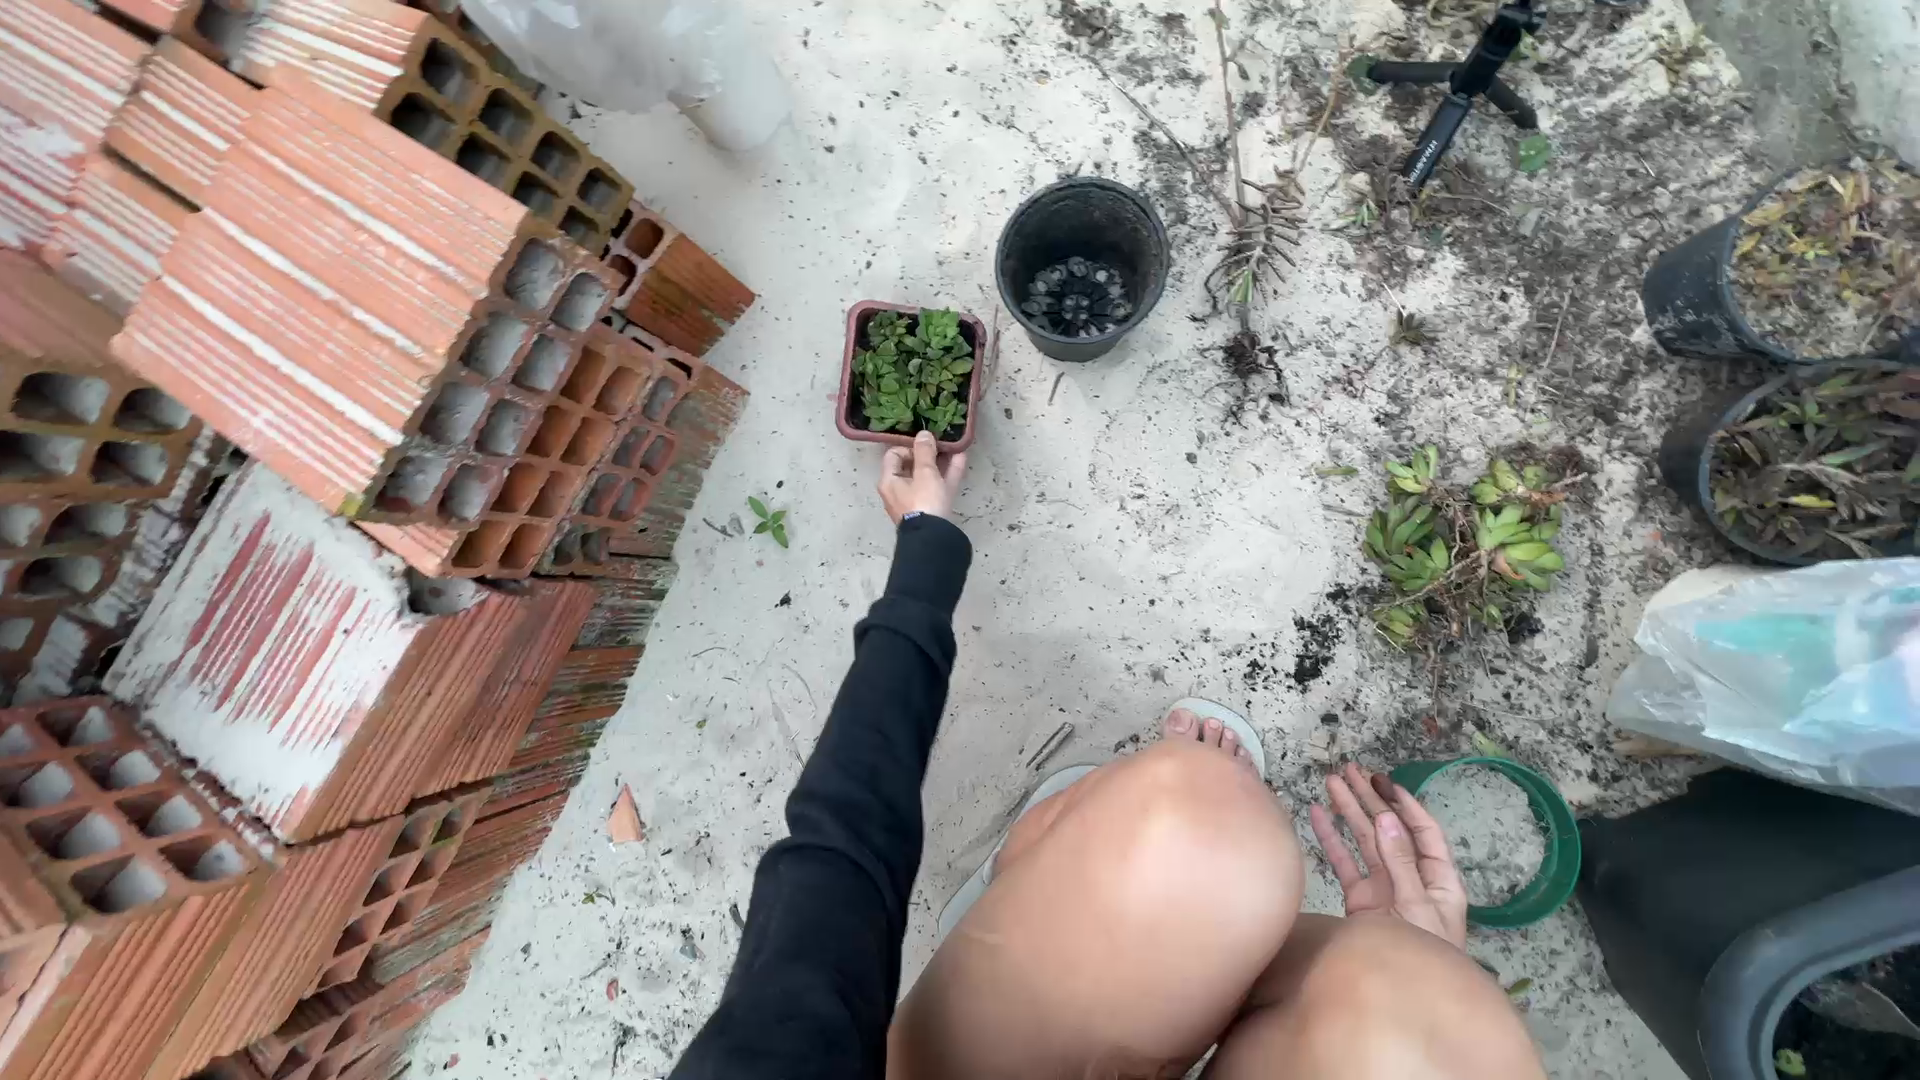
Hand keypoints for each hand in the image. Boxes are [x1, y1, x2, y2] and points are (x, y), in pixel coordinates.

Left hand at [877, 430, 966, 523]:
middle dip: (928, 454)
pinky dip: (947, 475)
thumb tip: (923, 434)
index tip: (924, 445)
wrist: (933, 537)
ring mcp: (915, 501)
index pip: (893, 455)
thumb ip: (925, 451)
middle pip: (911, 466)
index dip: (908, 446)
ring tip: (954, 448)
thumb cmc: (924, 501)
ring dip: (940, 462)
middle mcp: (898, 491)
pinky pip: (937, 487)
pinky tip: (961, 460)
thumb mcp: (925, 472)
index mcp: (889, 481)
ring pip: (927, 477)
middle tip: (941, 444)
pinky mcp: (930, 509)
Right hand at [1308, 763, 1468, 948]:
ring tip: (1330, 781)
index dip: (1406, 804)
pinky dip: (1330, 838)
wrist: (1403, 995)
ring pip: (1363, 840)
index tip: (1384, 782)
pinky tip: (1316, 814)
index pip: (1424, 832)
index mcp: (1438, 880)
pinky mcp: (1360, 899)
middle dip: (1370, 799)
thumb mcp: (1418, 907)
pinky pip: (1343, 862)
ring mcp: (1383, 887)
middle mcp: (1410, 877)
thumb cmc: (1423, 953)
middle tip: (1349, 769)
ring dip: (1348, 811)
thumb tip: (1387, 819)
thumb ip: (1401, 864)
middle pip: (1389, 829)